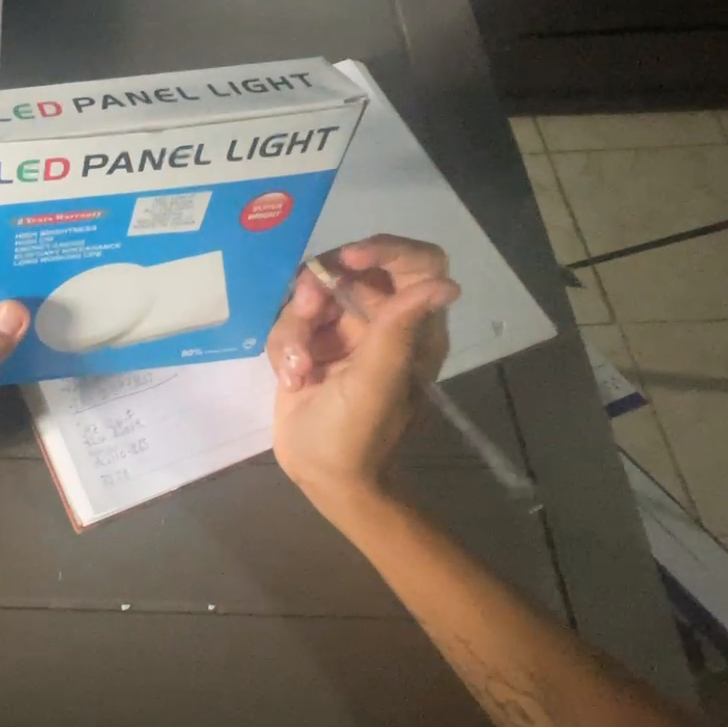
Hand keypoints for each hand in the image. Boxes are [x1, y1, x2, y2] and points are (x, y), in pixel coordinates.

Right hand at [265, 235, 459, 509]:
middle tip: (305, 312)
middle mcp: (379, 322)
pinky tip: (292, 377)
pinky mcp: (310, 346)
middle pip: (350, 271)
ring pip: (309, 296)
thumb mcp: (376, 380)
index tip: (346, 261)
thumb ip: (398, 328)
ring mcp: (342, 334)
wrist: (323, 476)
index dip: (384, 250)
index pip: (417, 264)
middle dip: (319, 289)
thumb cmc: (357, 434)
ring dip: (295, 328)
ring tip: (298, 367)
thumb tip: (444, 283)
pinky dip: (284, 346)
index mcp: (413, 328)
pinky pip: (289, 322)